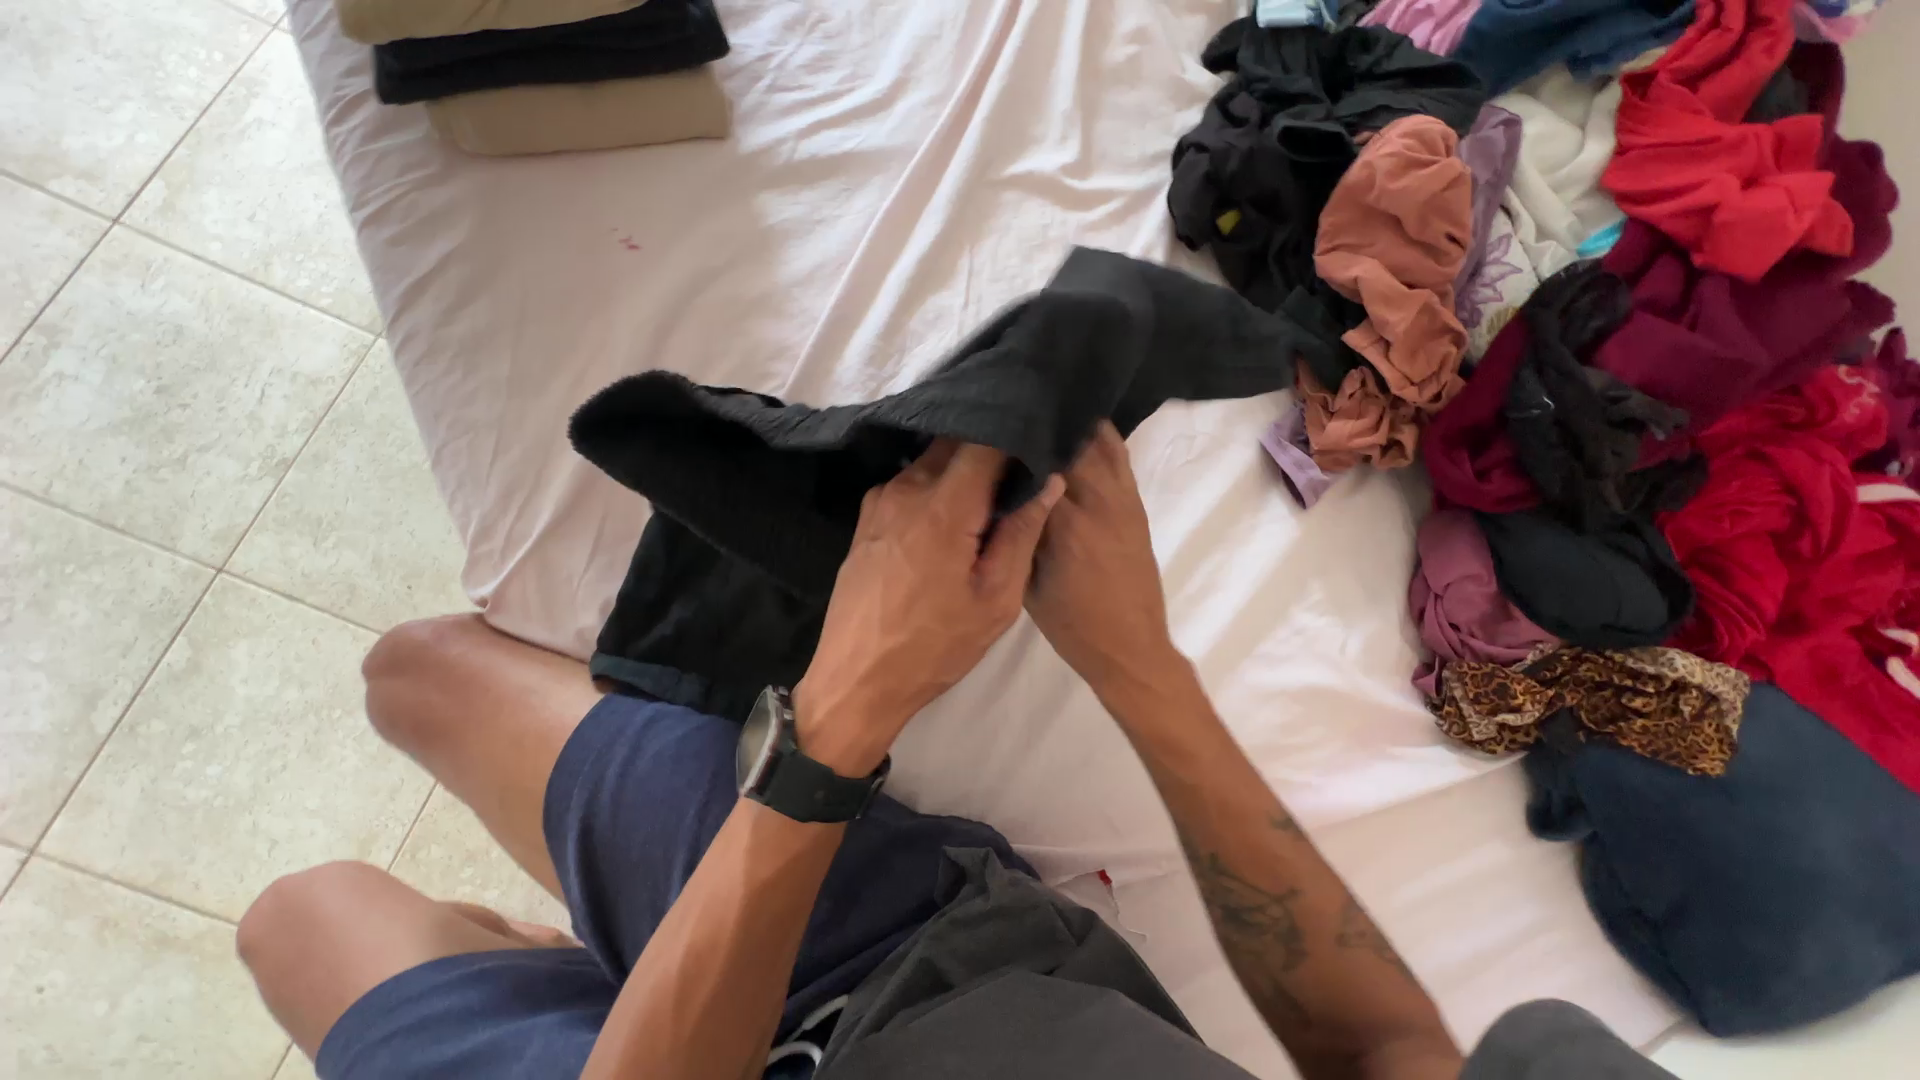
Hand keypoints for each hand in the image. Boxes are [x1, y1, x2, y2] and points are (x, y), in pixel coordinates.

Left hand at [795, 440, 1064, 775]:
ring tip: (991, 496)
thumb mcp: (995, 601)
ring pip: (931, 460)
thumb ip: (1021, 533)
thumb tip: (1047, 480)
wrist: (857, 680)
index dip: (1015, 433)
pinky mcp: (866, 517)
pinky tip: (951, 516)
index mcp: (943, 507)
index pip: (984, 439)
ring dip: (962, 468)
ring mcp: (879, 499)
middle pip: (955, 441)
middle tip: (1022, 470)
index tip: (1040, 440)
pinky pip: (909, 482)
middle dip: (990, 446)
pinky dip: (936, 485)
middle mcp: (905, 488)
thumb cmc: (935, 647)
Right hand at [1027, 423, 1182, 702]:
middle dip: (1037, 425)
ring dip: (1068, 424)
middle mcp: (1096, 501)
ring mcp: (1121, 499)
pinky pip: (1118, 454)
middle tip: (1008, 407)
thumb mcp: (1026, 582)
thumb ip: (1017, 532)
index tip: (988, 425)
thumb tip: (1000, 491)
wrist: (1129, 645)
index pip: (1033, 462)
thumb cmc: (1070, 624)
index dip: (1010, 441)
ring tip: (1039, 406)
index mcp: (1063, 523)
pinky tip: (1079, 420)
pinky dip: (1098, 434)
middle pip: (1064, 443)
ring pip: (1093, 441)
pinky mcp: (1135, 503)